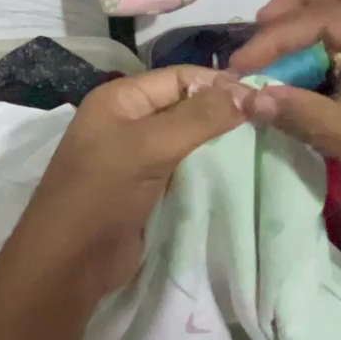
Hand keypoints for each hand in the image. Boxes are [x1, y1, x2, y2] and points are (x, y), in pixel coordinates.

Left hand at [8, 66, 247, 298]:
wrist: (71, 262)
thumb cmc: (103, 193)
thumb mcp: (150, 147)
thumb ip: (200, 118)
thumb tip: (249, 92)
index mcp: (120, 99)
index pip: (180, 77)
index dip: (220, 84)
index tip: (264, 99)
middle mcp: (127, 121)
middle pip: (185, 105)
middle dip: (223, 112)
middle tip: (269, 122)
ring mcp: (136, 156)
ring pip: (187, 138)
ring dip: (218, 142)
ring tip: (262, 143)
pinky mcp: (146, 188)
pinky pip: (183, 167)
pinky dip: (207, 167)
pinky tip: (237, 170)